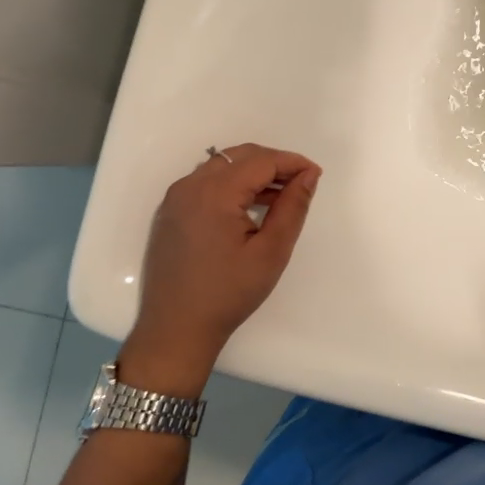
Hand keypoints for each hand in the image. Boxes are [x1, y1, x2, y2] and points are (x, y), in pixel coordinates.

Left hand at [122, 144, 321, 390]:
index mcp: (214, 193)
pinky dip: (231, 185)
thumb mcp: (271, 252)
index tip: (315, 175)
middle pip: (238, 156)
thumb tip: (308, 176)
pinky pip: (204, 184)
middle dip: (273, 163)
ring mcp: (175, 199)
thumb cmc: (229, 293)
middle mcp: (189, 186)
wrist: (176, 328)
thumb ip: (292, 208)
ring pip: (220, 167)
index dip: (291, 162)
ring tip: (280, 197)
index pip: (260, 161)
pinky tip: (248, 209)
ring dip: (251, 173)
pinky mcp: (169, 213)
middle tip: (300, 183)